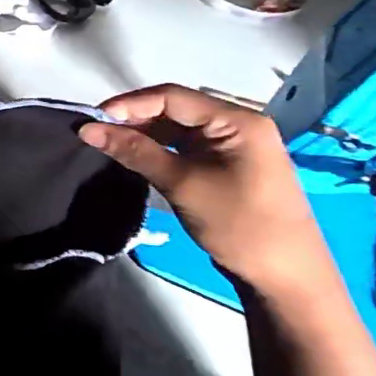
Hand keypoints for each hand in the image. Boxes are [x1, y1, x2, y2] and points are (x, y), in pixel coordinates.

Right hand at [79, 84, 335, 294]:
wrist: (286, 279)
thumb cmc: (239, 225)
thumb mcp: (183, 184)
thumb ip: (136, 152)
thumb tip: (89, 130)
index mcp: (238, 120)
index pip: (173, 96)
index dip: (130, 104)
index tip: (93, 119)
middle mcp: (239, 124)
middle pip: (177, 110)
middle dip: (136, 119)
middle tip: (97, 134)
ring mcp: (235, 147)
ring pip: (181, 130)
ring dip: (146, 136)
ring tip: (110, 146)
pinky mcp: (229, 167)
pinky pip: (189, 148)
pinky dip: (162, 151)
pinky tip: (138, 158)